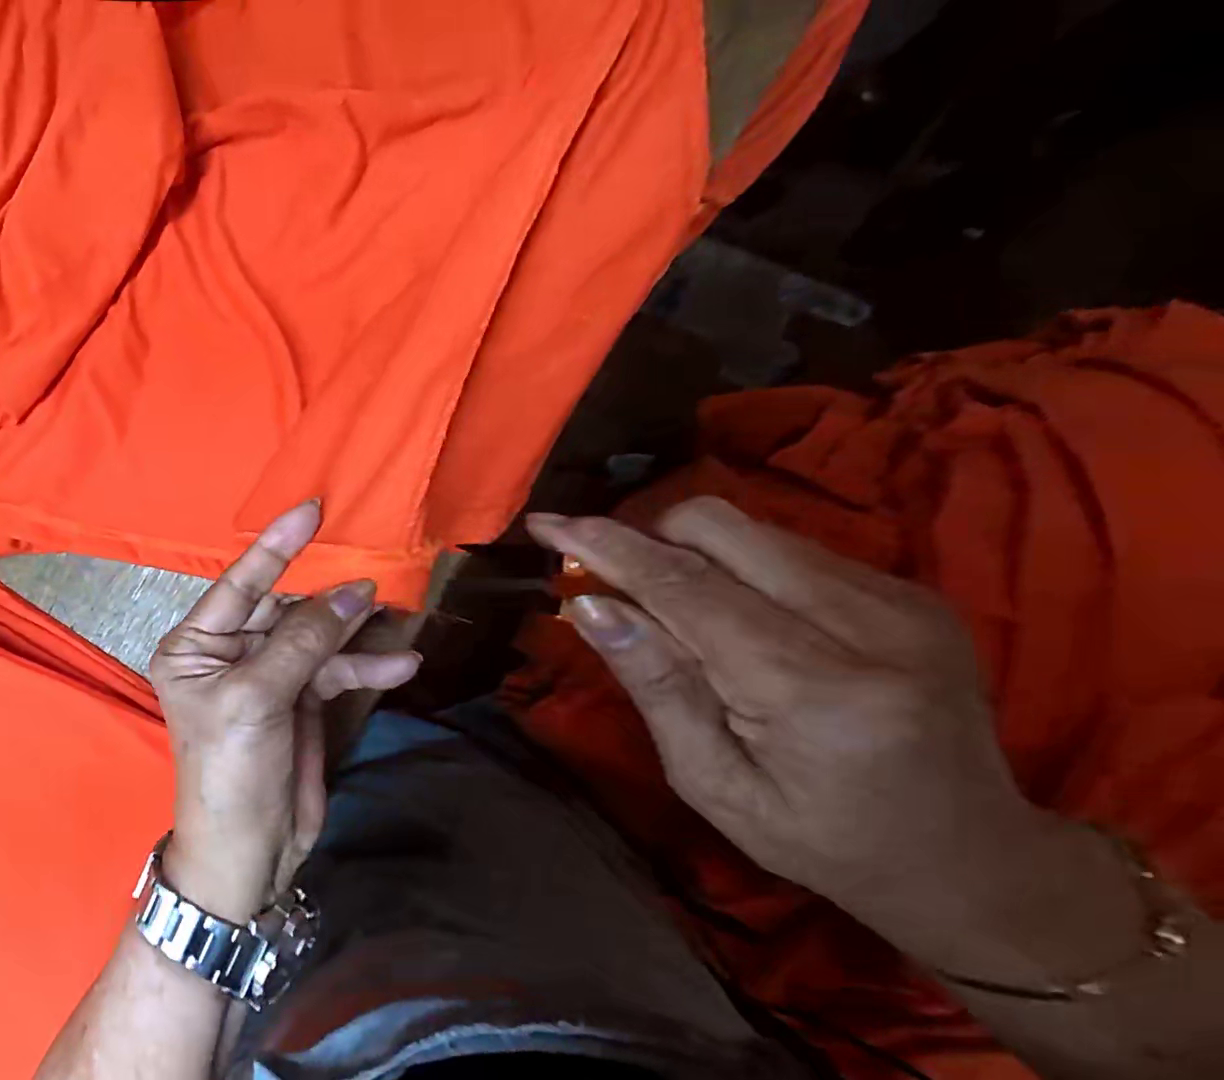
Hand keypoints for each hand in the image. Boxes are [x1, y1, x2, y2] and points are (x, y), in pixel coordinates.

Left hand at [151, 500, 420, 921]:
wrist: (250, 852)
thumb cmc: (230, 771)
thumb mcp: (257, 699)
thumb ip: (304, 642)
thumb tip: (352, 593)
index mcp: (196, 646)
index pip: (239, 585)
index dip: (275, 548)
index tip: (310, 510)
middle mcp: (229, 653)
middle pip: (285, 610)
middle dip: (329, 604)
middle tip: (373, 591)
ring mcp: (268, 675)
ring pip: (317, 638)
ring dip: (355, 635)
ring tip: (396, 624)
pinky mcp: (299, 699)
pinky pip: (335, 669)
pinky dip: (365, 666)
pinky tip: (400, 663)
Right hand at [524, 498, 1048, 916]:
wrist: (972, 859)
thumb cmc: (821, 838)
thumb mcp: (711, 782)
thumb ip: (654, 684)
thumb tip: (589, 604)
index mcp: (814, 689)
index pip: (685, 587)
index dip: (606, 547)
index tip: (545, 523)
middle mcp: (868, 624)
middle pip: (718, 527)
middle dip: (645, 537)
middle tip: (608, 578)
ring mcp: (899, 599)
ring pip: (750, 528)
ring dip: (687, 552)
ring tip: (670, 608)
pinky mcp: (908, 590)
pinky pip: (787, 546)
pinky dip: (734, 566)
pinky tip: (734, 616)